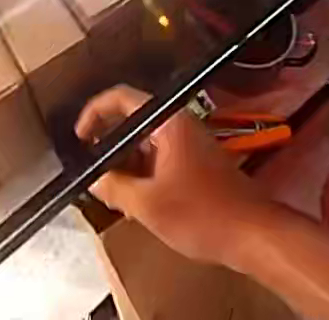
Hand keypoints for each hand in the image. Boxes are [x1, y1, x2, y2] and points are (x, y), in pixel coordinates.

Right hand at [76, 86, 276, 266]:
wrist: (249, 230)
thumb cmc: (203, 212)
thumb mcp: (148, 204)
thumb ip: (115, 188)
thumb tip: (93, 179)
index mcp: (168, 121)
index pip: (123, 98)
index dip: (95, 111)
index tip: (79, 135)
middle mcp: (178, 122)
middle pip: (133, 117)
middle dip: (107, 139)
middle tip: (89, 164)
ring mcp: (187, 139)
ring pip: (145, 138)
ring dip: (124, 158)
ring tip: (106, 184)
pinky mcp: (193, 157)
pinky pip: (158, 153)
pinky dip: (140, 167)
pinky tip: (131, 193)